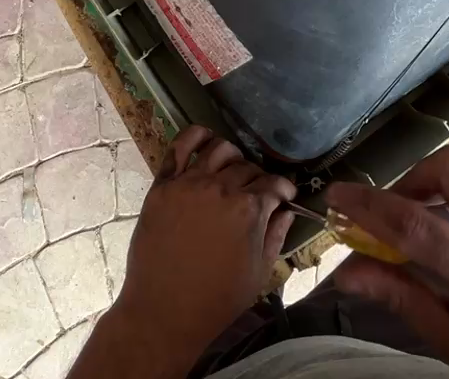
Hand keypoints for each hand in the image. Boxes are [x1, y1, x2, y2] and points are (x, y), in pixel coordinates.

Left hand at [70, 126, 295, 378]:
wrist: (163, 312)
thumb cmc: (217, 300)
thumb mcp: (258, 273)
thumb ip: (275, 235)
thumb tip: (286, 210)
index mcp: (247, 209)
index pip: (273, 184)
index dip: (283, 189)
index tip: (285, 195)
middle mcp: (220, 187)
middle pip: (247, 167)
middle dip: (258, 177)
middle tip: (257, 190)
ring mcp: (188, 183)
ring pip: (218, 149)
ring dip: (232, 156)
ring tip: (233, 167)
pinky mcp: (162, 185)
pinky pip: (179, 147)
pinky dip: (195, 136)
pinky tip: (205, 138)